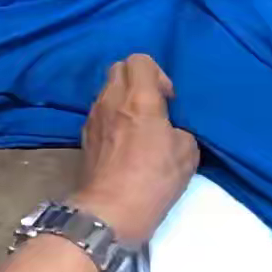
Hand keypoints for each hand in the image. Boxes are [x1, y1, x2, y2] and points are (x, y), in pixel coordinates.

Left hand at [71, 54, 198, 246]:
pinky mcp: (84, 135)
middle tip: (152, 104)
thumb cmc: (153, 180)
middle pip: (119, 67)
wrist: (110, 211)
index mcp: (139, 98)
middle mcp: (112, 99)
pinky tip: (122, 140)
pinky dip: (111, 115)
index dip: (157, 74)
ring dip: (123, 97)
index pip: (140, 60)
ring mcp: (94, 116)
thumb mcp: (187, 153)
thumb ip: (181, 129)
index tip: (167, 100)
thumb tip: (171, 129)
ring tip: (137, 123)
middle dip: (137, 79)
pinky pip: (98, 111)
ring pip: (107, 89)